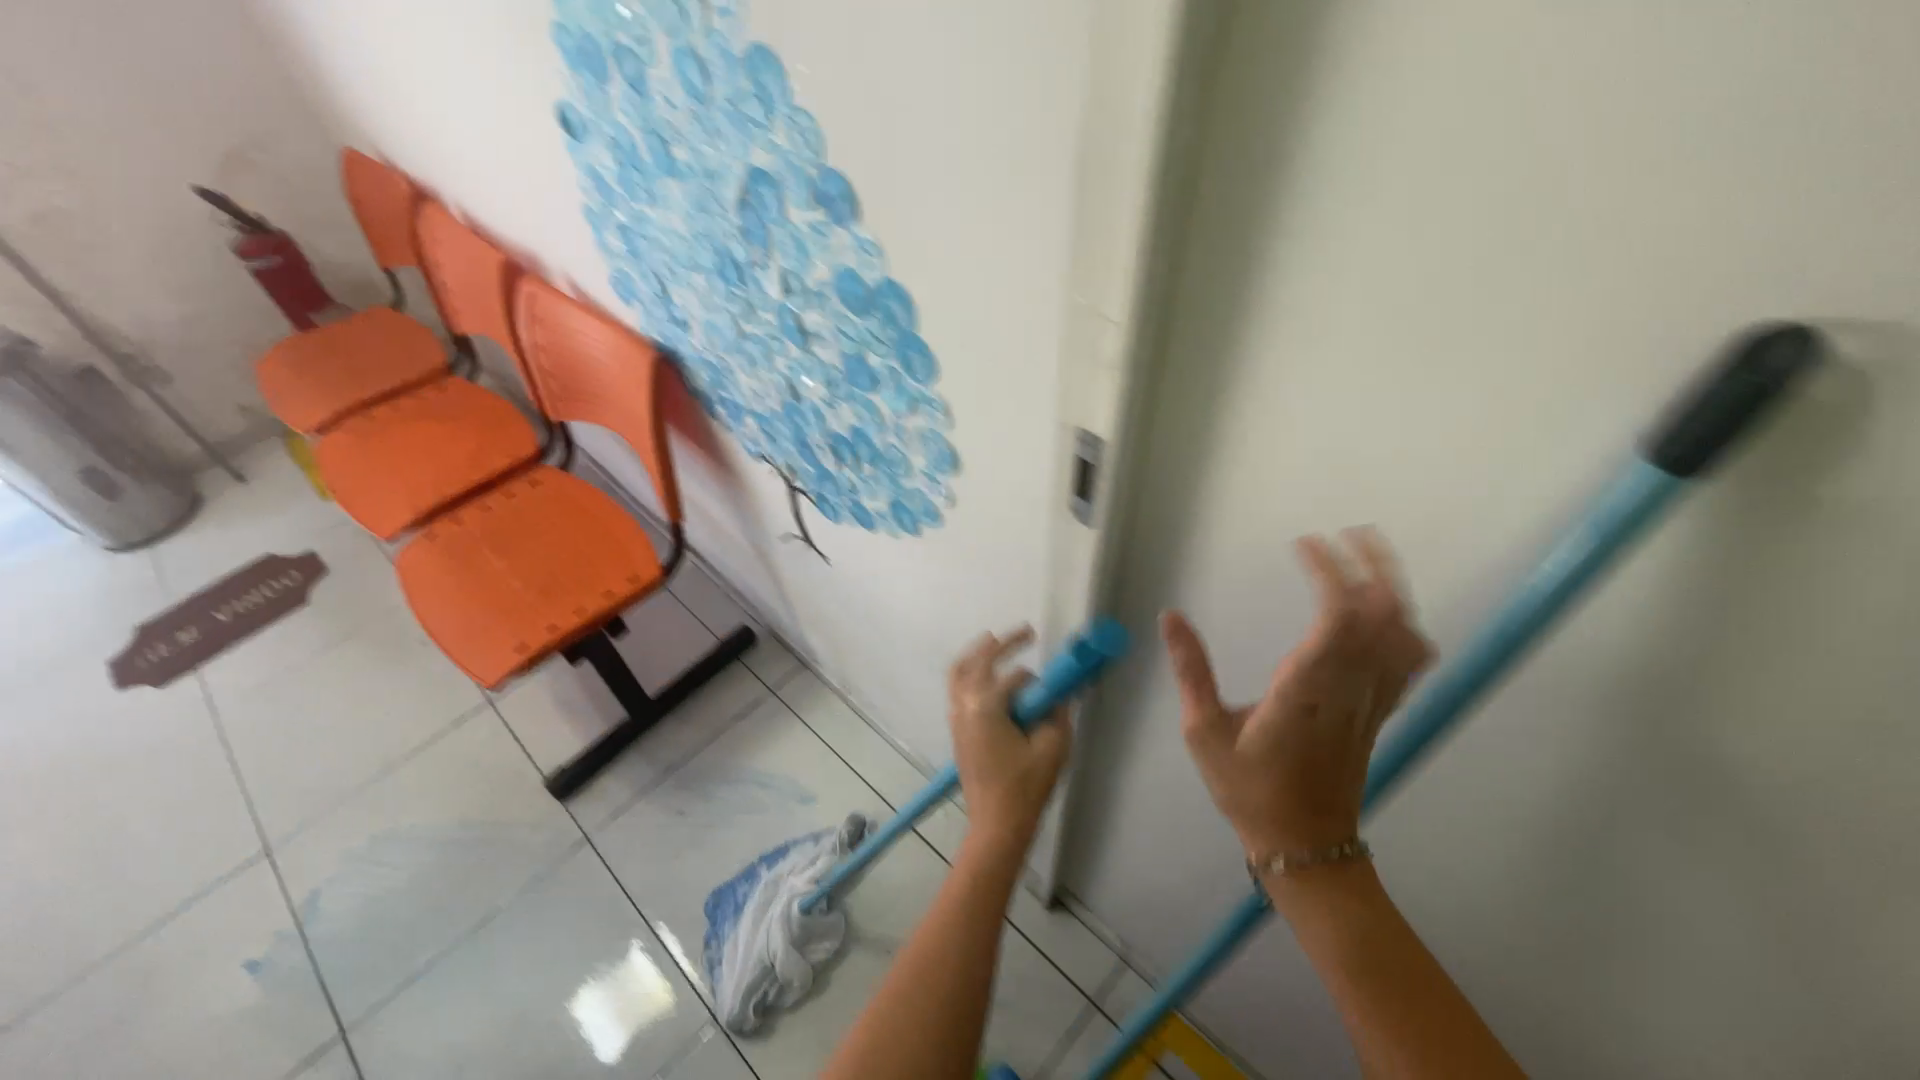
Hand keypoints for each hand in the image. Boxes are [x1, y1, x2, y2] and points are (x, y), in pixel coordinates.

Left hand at [947, 625, 1072, 843]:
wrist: (997, 824)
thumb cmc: (1026, 786)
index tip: (1055, 684)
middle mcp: (964, 707)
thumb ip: (1058, 713)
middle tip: (1026, 632)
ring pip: (958, 674)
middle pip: (976, 663)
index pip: (1014, 678)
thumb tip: (1058, 695)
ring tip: (992, 641)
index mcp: (986, 707)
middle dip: (1000, 644)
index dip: (1037, 679)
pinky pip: (957, 691)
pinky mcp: (957, 732)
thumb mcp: (1054, 747)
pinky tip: (986, 678)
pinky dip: (969, 675)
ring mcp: (956, 720)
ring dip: (976, 655)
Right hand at [1163, 528, 1433, 857]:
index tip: (1305, 545)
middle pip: (1382, 615)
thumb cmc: (1248, 789)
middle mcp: (1349, 689)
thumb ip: (1190, 670)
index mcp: (1306, 689)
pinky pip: (1409, 665)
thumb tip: (1171, 617)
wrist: (1303, 843)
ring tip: (1370, 559)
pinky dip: (1407, 629)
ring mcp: (1373, 702)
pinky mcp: (1381, 714)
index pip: (1336, 616)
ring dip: (1394, 591)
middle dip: (1372, 567)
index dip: (1329, 572)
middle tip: (1350, 534)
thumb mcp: (1204, 732)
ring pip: (1403, 636)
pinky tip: (1391, 614)